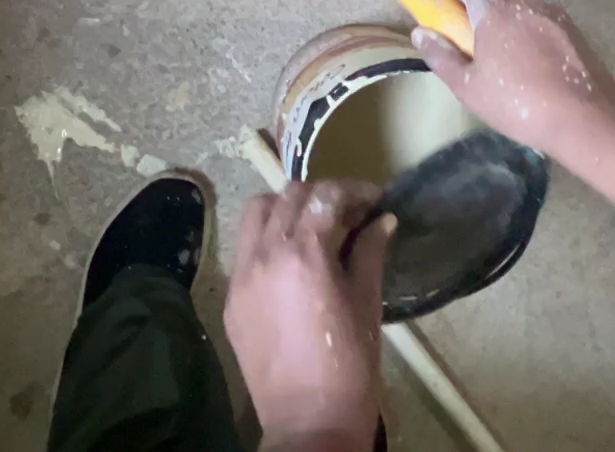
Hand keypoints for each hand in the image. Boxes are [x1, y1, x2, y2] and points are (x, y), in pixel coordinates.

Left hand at [226, 180, 393, 451]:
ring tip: (311, 226)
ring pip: (257, 211)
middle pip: (289, 194)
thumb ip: (370, 251)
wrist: (309, 424)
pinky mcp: (231, 297)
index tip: (373, 199)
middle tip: (347, 212)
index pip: (325, 196)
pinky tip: (289, 259)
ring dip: (285, 207)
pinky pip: (245, 248)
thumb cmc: (349, 365)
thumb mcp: (367, 303)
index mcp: (305, 254)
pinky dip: (267, 238)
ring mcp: (242, 275)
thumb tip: (383, 219)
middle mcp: (266, 254)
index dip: (353, 190)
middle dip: (321, 195)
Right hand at [411, 0, 614, 157]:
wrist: (585, 120)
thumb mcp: (468, 86)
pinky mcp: (578, 32)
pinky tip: (542, 77)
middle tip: (484, 59)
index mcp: (495, 10)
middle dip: (487, 22)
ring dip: (515, 33)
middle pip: (498, 2)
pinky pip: (548, 29)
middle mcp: (526, 2)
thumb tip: (420, 32)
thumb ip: (441, 56)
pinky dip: (540, 44)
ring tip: (517, 73)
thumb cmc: (517, 102)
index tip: (454, 22)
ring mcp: (556, 15)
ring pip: (525, 16)